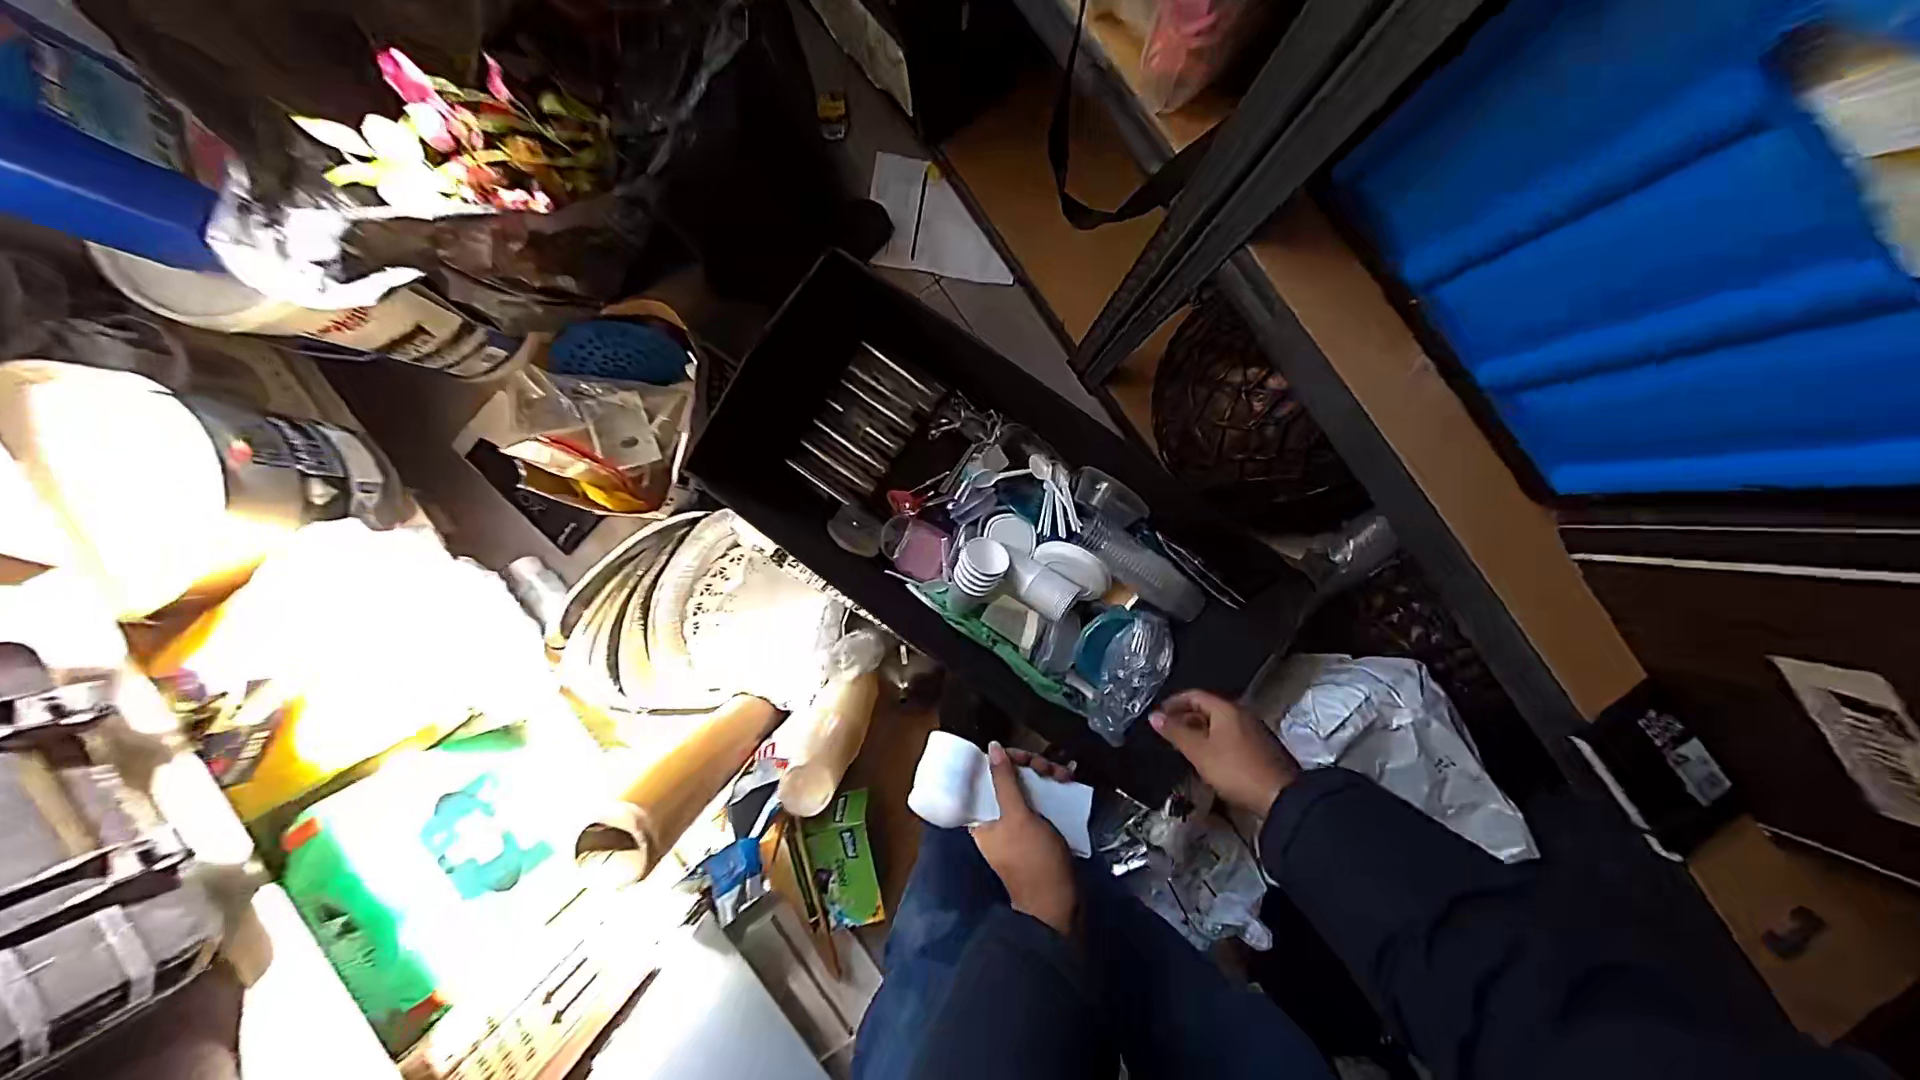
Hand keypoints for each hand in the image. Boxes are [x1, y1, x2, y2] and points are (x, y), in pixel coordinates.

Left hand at [970, 742, 1076, 934]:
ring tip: (1065, 776)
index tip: (1026, 758)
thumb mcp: (1016, 816)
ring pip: (1029, 786)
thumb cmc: (1032, 860)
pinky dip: (1054, 789)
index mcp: (982, 815)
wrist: (1058, 903)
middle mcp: (997, 816)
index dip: (1006, 760)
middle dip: (1031, 767)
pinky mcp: (1038, 828)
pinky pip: (1042, 799)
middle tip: (1049, 769)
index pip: (988, 773)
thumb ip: (1003, 780)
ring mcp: (1018, 822)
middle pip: (1010, 777)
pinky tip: (1068, 782)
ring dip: (1046, 775)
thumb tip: (991, 746)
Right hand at [1151, 689, 1300, 815]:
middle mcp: (1242, 714)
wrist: (1281, 798)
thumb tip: (1154, 716)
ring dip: (1199, 730)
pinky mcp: (1260, 748)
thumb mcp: (1199, 752)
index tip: (1158, 716)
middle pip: (1207, 708)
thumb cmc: (1235, 770)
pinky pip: (1230, 736)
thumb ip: (1175, 732)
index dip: (1173, 703)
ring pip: (1219, 723)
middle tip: (1168, 732)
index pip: (1194, 695)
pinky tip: (1207, 758)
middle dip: (1185, 717)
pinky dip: (1214, 741)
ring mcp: (1254, 731)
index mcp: (1226, 709)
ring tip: (1184, 746)